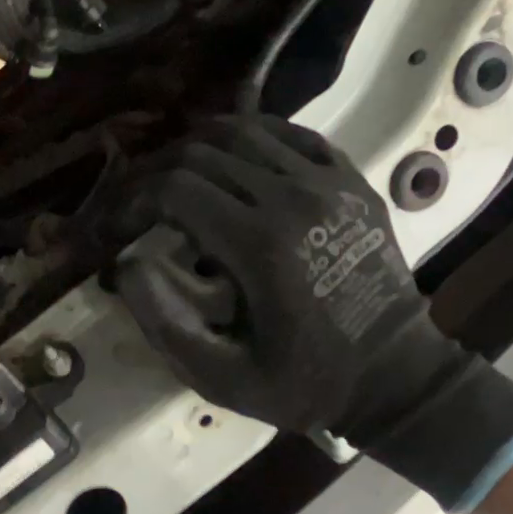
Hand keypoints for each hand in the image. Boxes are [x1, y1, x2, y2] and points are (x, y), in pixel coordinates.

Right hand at [110, 115, 512, 512]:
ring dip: (192, 148)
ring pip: (239, 131)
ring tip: (171, 178)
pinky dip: (246, 136)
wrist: (399, 375)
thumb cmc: (304, 382)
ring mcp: (327, 182)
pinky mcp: (348, 178)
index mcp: (261, 245)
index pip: (173, 189)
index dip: (130, 201)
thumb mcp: (223, 378)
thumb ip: (165, 322)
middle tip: (132, 203)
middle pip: (198, 153)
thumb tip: (126, 262)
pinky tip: (226, 161)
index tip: (114, 227)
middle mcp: (293, 198)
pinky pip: (286, 133)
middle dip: (151, 173)